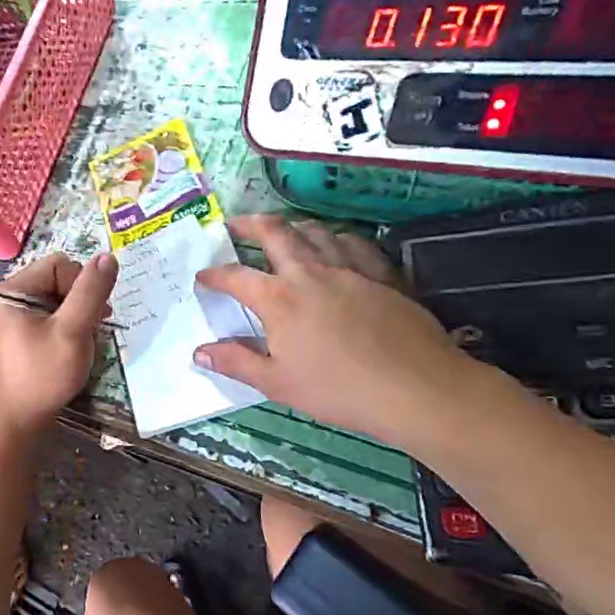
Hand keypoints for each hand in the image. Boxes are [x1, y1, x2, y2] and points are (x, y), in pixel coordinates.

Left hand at [0, 252, 117, 427]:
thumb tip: (108, 257)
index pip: (61, 264)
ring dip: (81, 312)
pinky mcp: (29, 326)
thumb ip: (90, 293)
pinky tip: (77, 340)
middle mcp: (14, 294)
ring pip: (64, 294)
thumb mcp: (72, 331)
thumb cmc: (45, 374)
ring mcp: (20, 311)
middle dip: (82, 299)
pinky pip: (58, 309)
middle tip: (88, 328)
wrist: (24, 416)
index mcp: (15, 289)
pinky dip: (73, 321)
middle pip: (62, 276)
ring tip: (83, 336)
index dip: (80, 286)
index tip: (85, 316)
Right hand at [194, 216, 480, 443]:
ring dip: (293, 225)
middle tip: (236, 224)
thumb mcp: (277, 383)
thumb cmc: (338, 390)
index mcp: (279, 299)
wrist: (414, 387)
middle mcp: (310, 273)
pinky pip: (355, 243)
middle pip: (276, 234)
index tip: (203, 276)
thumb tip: (199, 351)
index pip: (237, 277)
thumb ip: (237, 362)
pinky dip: (337, 236)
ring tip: (283, 229)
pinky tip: (336, 242)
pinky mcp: (382, 274)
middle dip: (251, 224)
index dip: (215, 275)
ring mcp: (349, 268)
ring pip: (316, 231)